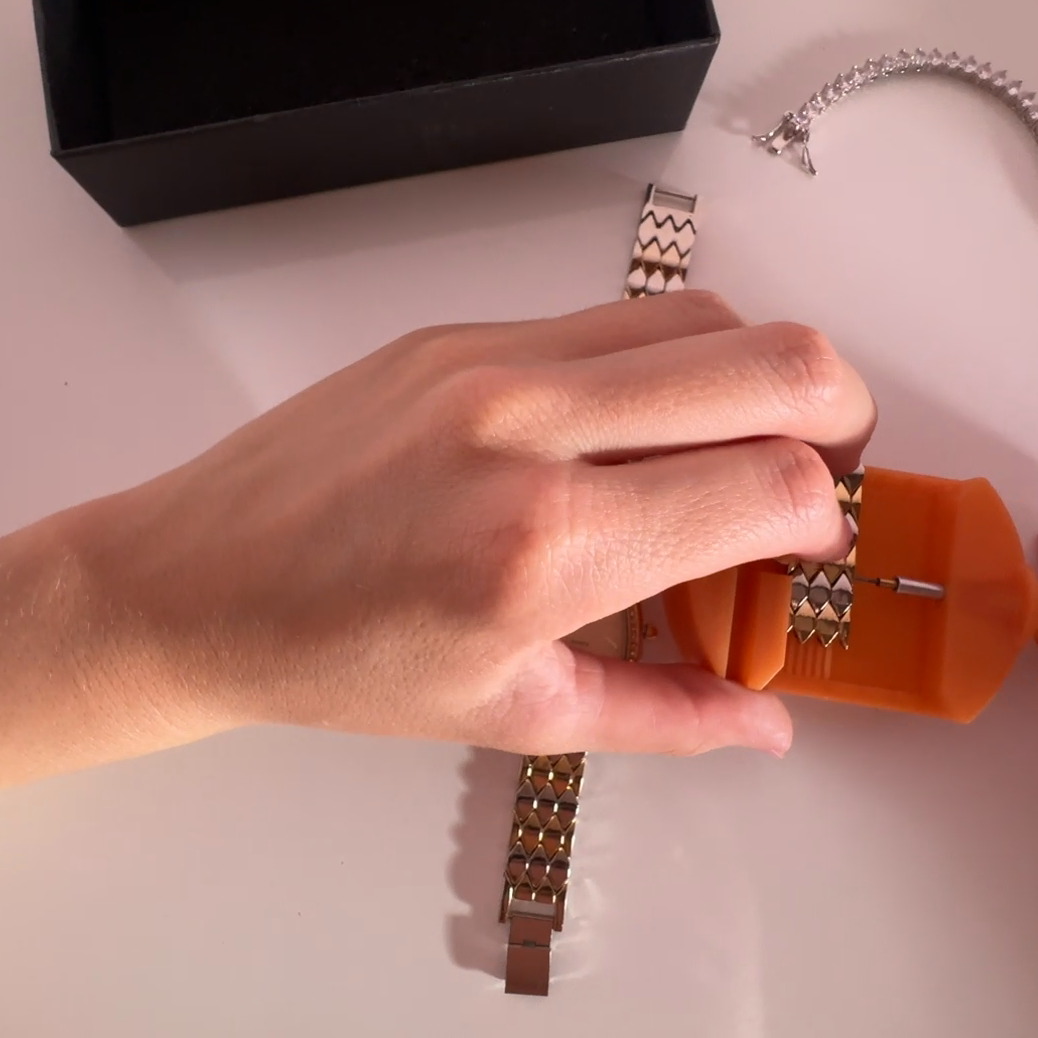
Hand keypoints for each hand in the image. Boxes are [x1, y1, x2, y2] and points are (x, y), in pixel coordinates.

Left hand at [68, 291, 875, 755]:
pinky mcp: (455, 330)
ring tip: (732, 442)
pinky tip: (632, 424)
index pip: (770, 486)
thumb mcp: (510, 711)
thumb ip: (662, 712)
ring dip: (754, 374)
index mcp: (549, 546)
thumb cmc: (342, 661)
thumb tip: (769, 720)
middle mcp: (530, 426)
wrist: (198, 580)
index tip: (806, 548)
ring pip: (696, 317)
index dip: (823, 518)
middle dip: (839, 410)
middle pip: (770, 361)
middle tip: (821, 468)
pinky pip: (606, 319)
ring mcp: (488, 359)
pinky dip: (661, 362)